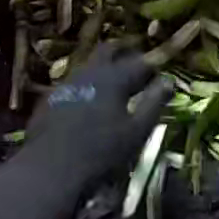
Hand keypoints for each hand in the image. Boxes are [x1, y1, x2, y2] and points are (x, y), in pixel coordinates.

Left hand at [0, 50, 167, 218]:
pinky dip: (87, 82)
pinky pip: (74, 80)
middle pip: (108, 50)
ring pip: (88, 63)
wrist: (50, 169)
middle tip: (136, 57)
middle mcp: (89, 72)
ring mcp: (67, 83)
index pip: (139, 62)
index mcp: (113, 77)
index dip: (152, 64)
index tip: (160, 70)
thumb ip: (153, 102)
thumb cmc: (101, 152)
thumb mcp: (136, 131)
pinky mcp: (51, 97)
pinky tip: (90, 98)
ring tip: (115, 77)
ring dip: (103, 65)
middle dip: (124, 50)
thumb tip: (168, 81)